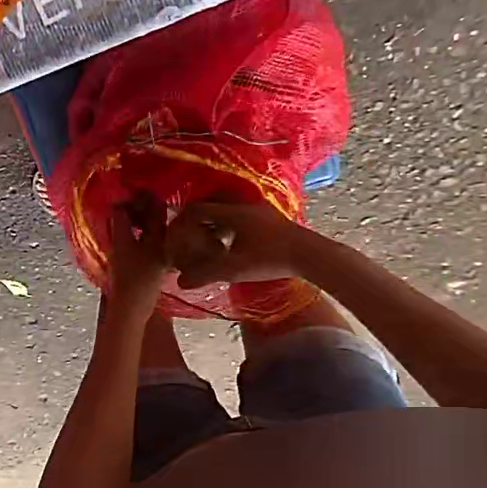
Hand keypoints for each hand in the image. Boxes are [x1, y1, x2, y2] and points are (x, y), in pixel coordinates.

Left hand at [107, 194, 170, 311]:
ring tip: (165, 229)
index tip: (151, 199)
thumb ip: (157, 226)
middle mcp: (115, 244)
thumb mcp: (155, 249)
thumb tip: (159, 204)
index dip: (133, 201)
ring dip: (144, 230)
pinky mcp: (125, 270)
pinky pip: (134, 248)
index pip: (119, 208)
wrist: (130, 311)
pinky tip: (162, 248)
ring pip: (130, 235)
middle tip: (161, 213)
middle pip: (124, 221)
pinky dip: (145, 243)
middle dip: (140, 214)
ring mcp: (119, 258)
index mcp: (119, 236)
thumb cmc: (141, 279)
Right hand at [166, 201, 311, 288]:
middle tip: (187, 240)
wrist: (311, 255)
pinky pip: (240, 219)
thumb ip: (206, 273)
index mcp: (233, 213)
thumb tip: (181, 281)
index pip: (198, 209)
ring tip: (207, 246)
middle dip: (196, 223)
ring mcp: (259, 211)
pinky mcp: (269, 219)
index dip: (182, 222)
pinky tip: (231, 248)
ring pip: (227, 214)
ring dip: (213, 226)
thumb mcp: (235, 269)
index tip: (175, 237)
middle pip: (211, 208)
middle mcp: (244, 206)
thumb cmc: (272, 259)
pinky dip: (228, 230)